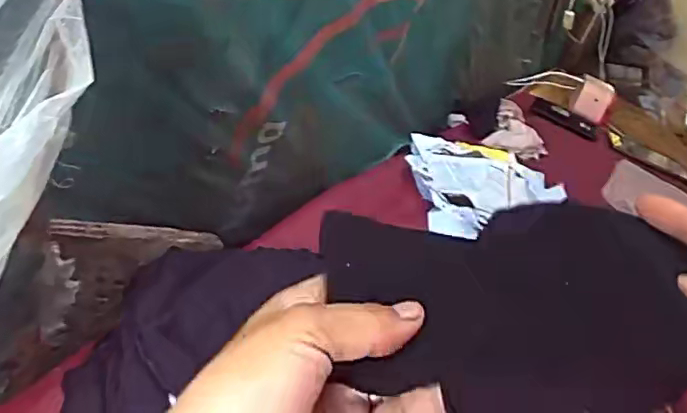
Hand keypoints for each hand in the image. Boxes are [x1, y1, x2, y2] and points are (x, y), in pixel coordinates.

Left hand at [175, 276, 443, 412]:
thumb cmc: (239, 396)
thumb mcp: (300, 329)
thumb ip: (360, 317)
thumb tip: (413, 311)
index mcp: (297, 318)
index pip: (351, 290)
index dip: (386, 287)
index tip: (426, 285)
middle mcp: (318, 359)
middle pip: (375, 340)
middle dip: (409, 335)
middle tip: (445, 328)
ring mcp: (331, 403)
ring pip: (387, 384)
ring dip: (419, 375)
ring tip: (448, 364)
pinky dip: (415, 406)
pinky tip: (435, 397)